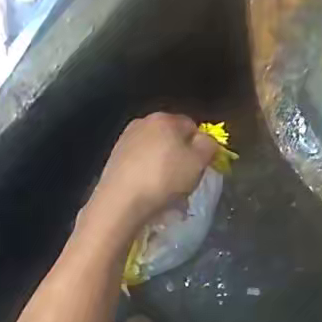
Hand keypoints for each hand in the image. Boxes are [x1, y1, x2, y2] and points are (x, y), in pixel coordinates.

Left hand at [87, 113, 220, 233]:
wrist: (120, 204)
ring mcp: (124, 143)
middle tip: (187, 185)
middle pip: (171, 142)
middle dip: (181, 162)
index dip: (201, 148)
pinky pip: (140, 169)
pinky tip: (151, 198)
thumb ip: (209, 145)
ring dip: (165, 174)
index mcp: (164, 118)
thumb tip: (205, 141)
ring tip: (169, 198)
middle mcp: (141, 124)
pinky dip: (148, 181)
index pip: (191, 127)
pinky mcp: (113, 163)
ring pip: (155, 157)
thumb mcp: (199, 161)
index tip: (202, 168)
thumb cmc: (164, 179)